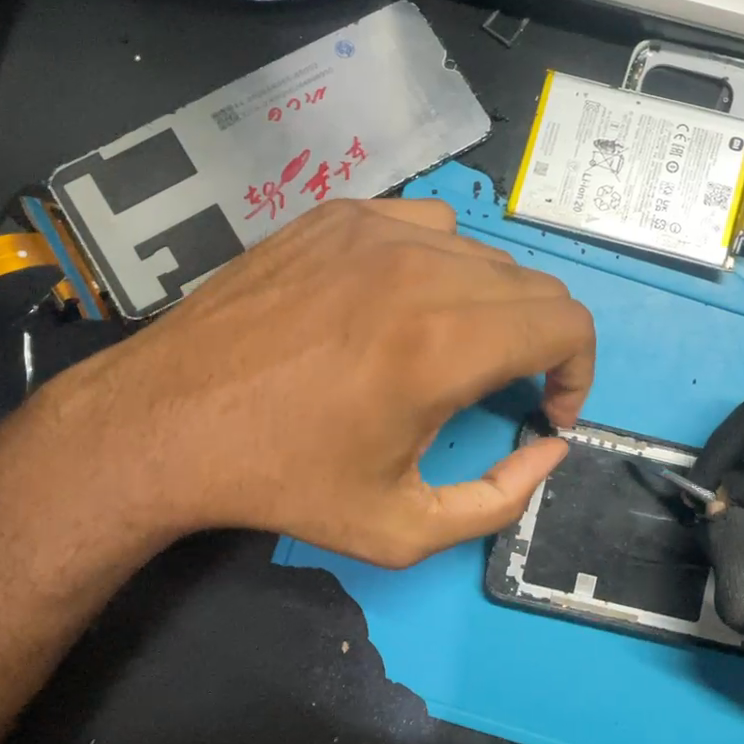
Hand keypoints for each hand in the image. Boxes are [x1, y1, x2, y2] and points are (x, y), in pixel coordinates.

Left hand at [26, 199, 594, 567]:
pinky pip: (433, 226)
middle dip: (541, 345)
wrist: (163, 423)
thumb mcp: (403, 529)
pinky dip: (443, 264)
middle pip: (537, 288)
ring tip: (449, 348)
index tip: (546, 409)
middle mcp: (422, 271)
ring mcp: (377, 231)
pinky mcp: (340, 214)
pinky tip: (402, 302)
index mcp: (444, 347)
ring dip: (494, 306)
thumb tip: (550, 449)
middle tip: (502, 389)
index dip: (579, 372)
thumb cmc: (285, 481)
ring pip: (488, 255)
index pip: (568, 325)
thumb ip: (501, 499)